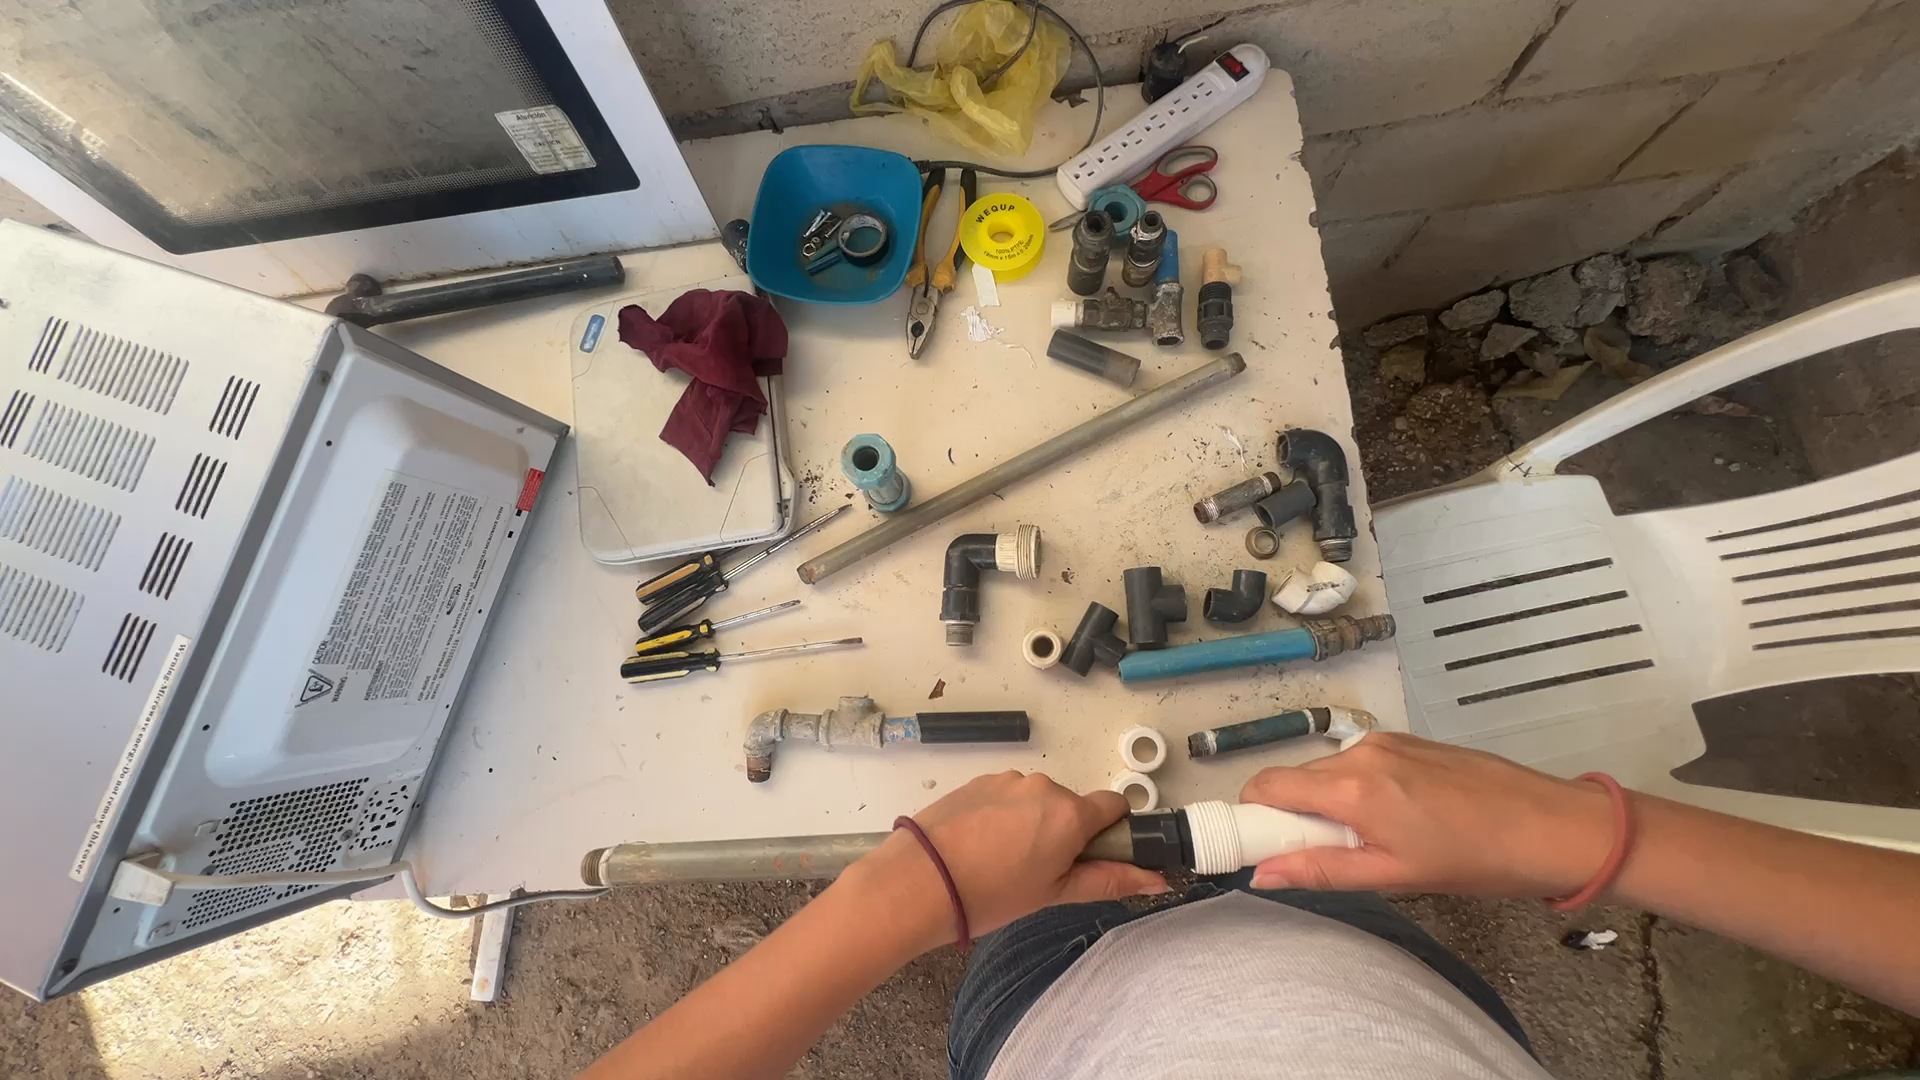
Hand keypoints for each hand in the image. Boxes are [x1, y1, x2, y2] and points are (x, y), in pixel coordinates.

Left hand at [852, 771, 1168, 951]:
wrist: (922, 877)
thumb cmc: (994, 893)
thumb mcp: (1055, 893)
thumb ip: (1108, 880)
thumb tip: (1157, 879)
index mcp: (1070, 812)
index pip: (1114, 804)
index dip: (1112, 830)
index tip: (1096, 855)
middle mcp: (1043, 785)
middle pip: (1072, 805)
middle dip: (1066, 832)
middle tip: (1041, 871)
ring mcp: (1008, 779)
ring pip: (1036, 800)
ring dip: (1033, 822)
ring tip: (1003, 861)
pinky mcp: (978, 780)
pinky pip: (1006, 795)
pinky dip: (1004, 815)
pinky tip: (981, 844)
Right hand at [1238, 732, 1615, 897]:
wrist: (1556, 825)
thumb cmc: (1475, 860)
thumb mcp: (1394, 875)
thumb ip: (1321, 870)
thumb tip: (1261, 874)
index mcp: (1350, 789)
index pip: (1267, 785)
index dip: (1253, 811)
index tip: (1264, 838)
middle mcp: (1357, 754)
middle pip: (1295, 778)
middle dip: (1296, 811)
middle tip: (1331, 848)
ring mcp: (1383, 741)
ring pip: (1327, 770)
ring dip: (1330, 799)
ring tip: (1377, 833)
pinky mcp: (1405, 738)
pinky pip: (1358, 761)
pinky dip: (1359, 785)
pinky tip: (1403, 811)